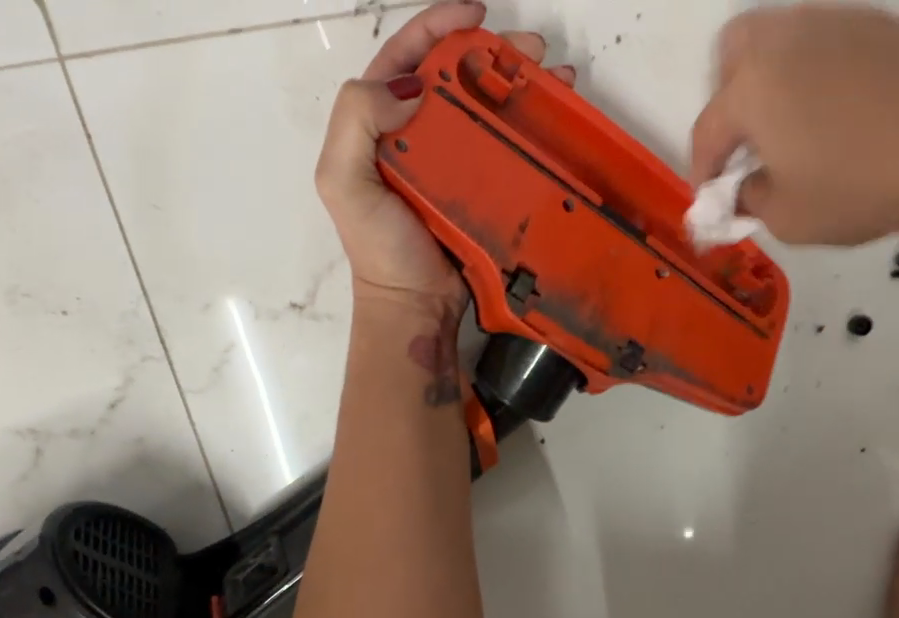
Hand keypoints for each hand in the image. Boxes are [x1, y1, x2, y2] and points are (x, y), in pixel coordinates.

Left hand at [316, 1, 575, 312]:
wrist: (416, 307)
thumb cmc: (380, 250)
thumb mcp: (343, 181)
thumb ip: (356, 120)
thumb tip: (409, 87)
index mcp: (379, 124)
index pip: (406, 59)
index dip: (438, 27)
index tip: (476, 12)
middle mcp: (418, 137)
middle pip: (455, 77)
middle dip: (492, 52)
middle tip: (531, 50)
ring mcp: (455, 165)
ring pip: (487, 109)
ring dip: (520, 85)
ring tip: (554, 76)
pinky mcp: (485, 192)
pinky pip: (507, 149)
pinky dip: (531, 129)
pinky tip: (555, 117)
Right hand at [690, 4, 898, 245]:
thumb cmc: (867, 186)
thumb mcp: (792, 219)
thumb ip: (753, 202)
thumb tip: (746, 187)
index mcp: (751, 88)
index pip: (708, 129)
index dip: (703, 170)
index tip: (712, 199)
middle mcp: (784, 40)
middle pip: (733, 55)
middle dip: (728, 99)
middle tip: (747, 144)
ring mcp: (835, 22)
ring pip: (781, 42)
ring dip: (772, 83)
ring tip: (794, 132)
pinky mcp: (880, 24)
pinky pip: (825, 45)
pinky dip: (816, 76)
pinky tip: (840, 117)